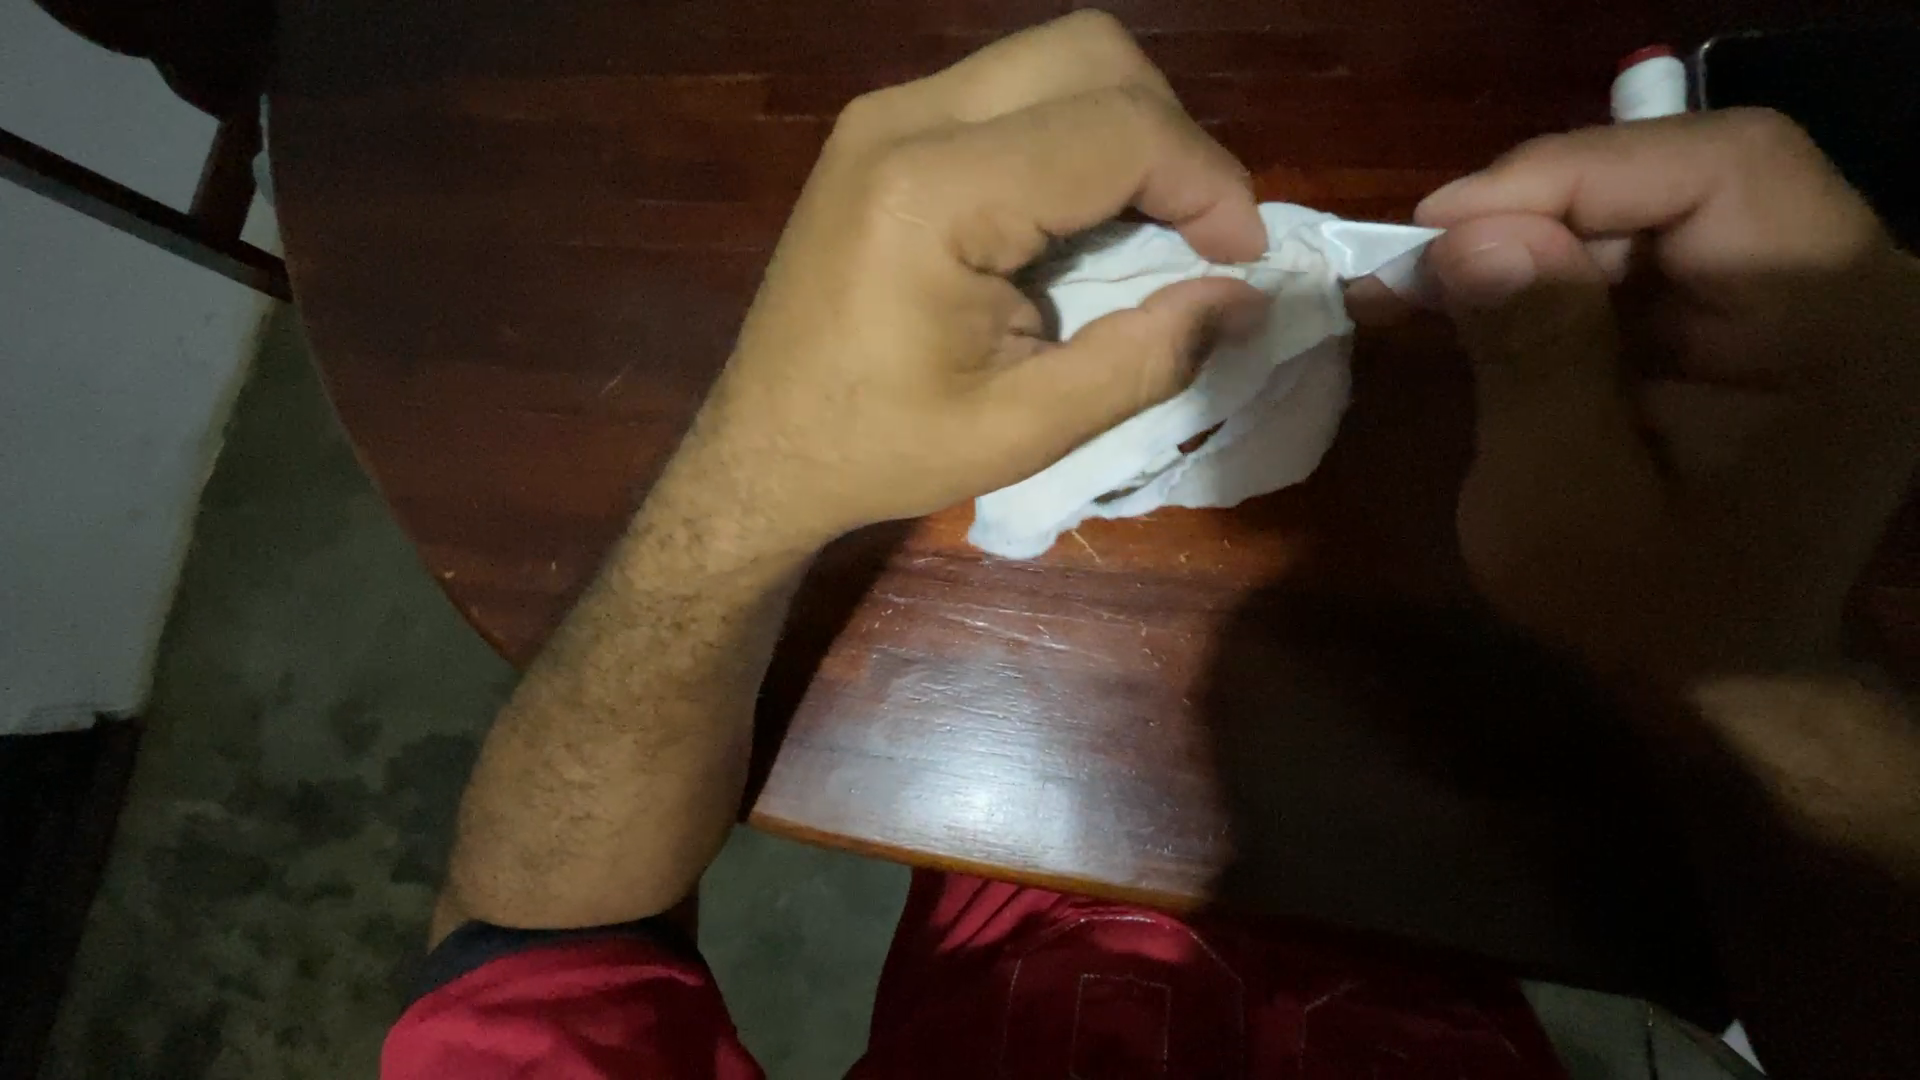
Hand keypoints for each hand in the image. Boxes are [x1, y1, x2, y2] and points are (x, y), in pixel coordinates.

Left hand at [660, 11, 1267, 557]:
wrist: (764, 450)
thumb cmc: (882, 452)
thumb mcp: (1022, 429)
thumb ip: (1143, 359)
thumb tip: (1244, 300)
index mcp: (936, 195)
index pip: (1117, 130)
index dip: (1208, 181)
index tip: (1242, 256)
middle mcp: (902, 122)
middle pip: (1088, 55)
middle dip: (1169, 135)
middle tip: (1196, 232)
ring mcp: (880, 119)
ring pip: (1047, 62)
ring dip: (1119, 131)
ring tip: (1146, 227)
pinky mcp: (875, 137)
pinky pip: (1001, 97)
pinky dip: (1063, 140)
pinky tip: (1070, 218)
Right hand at [1414, 110, 1919, 678]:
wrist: (1705, 660)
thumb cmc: (1634, 597)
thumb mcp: (1559, 490)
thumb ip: (1530, 356)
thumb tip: (1468, 236)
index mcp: (1832, 321)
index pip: (1721, 170)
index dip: (1569, 173)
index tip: (1437, 225)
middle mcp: (1833, 283)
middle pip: (1681, 175)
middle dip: (1533, 206)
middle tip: (1417, 262)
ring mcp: (1784, 299)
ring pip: (1643, 211)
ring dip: (1522, 240)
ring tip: (1423, 285)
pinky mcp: (1729, 322)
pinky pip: (1628, 261)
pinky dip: (1536, 274)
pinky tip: (1467, 302)